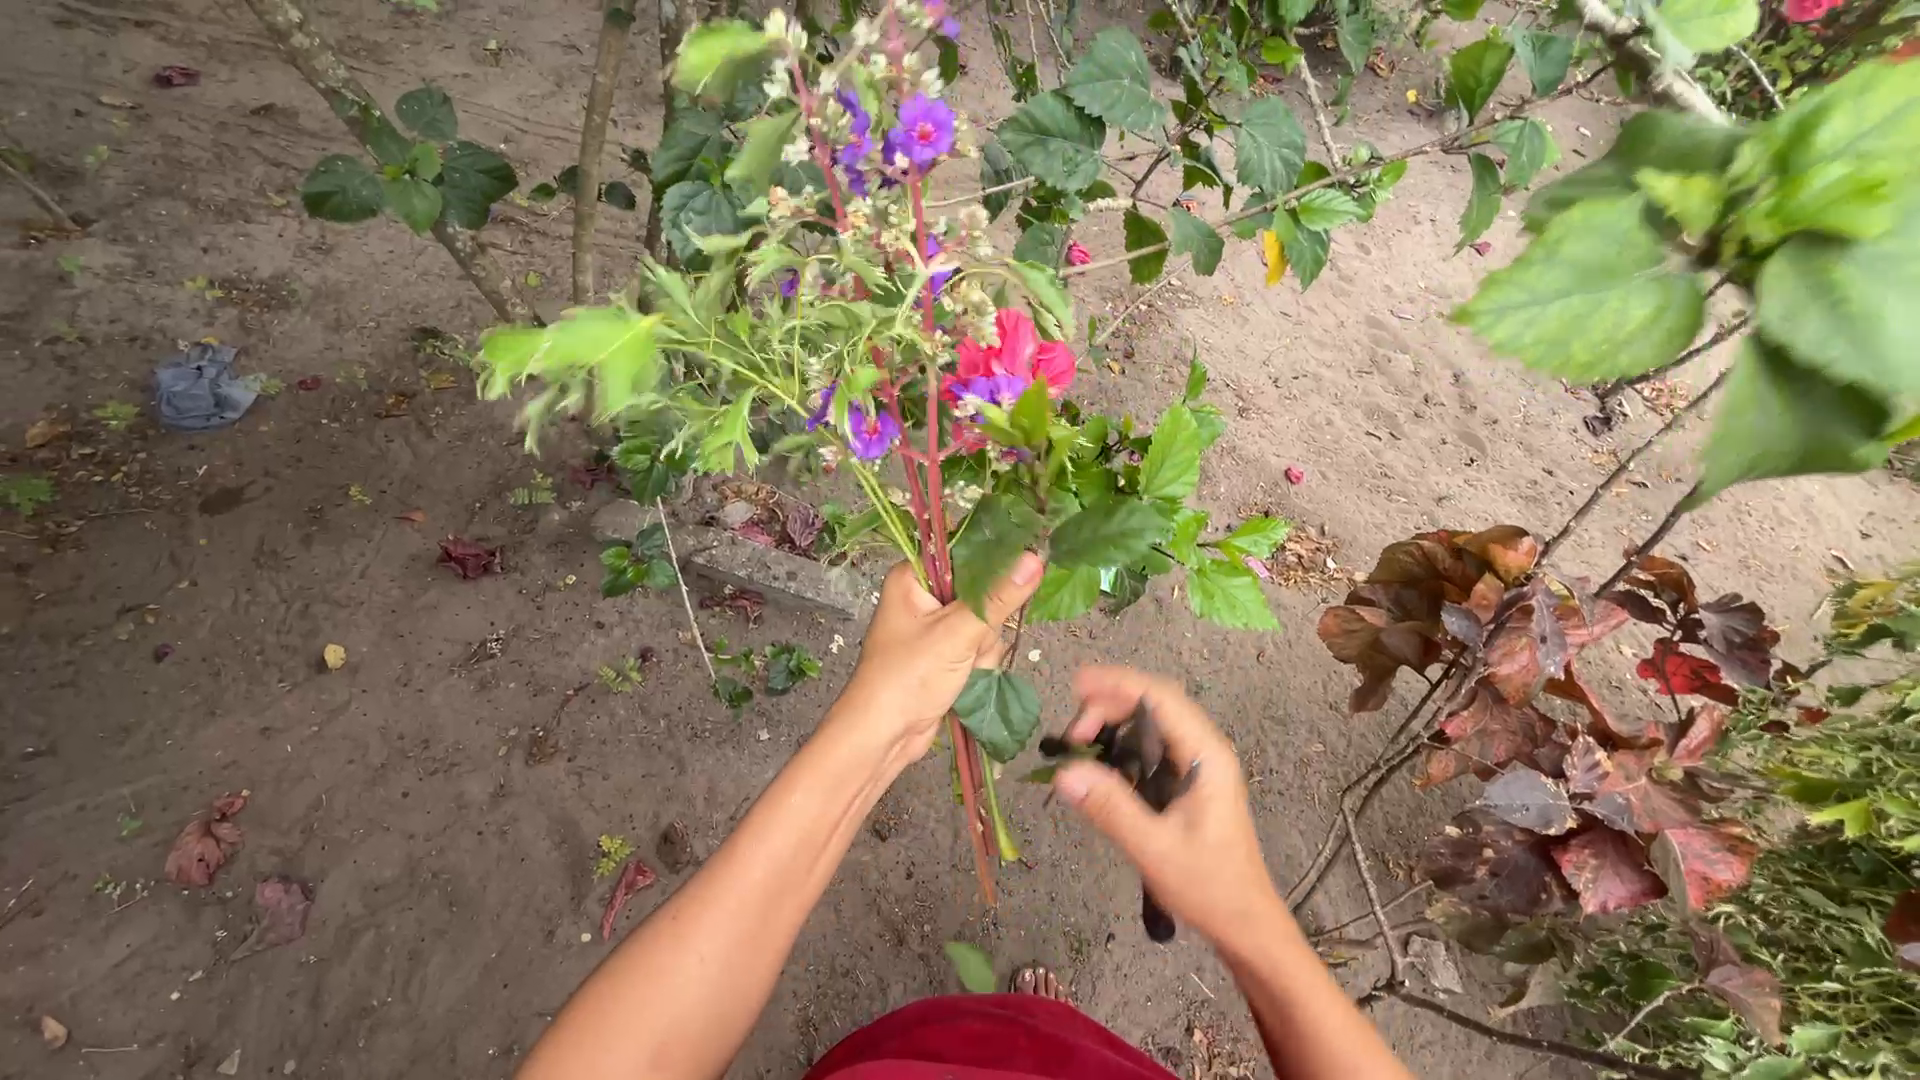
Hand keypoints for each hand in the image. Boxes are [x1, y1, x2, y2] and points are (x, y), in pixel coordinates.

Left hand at [826, 553, 1044, 767]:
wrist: (884, 736)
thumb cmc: (907, 678)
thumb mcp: (957, 633)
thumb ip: (998, 597)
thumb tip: (1035, 558)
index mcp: (913, 576)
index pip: (964, 550)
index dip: (993, 561)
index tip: (1020, 573)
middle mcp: (923, 594)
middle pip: (982, 590)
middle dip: (985, 623)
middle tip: (970, 643)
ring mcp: (935, 625)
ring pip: (986, 621)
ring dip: (983, 649)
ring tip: (963, 668)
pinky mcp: (945, 651)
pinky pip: (979, 645)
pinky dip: (979, 664)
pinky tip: (966, 678)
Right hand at [1051, 667, 1289, 949]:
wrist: (1245, 924)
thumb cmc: (1209, 886)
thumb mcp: (1155, 849)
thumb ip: (1111, 808)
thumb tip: (1065, 773)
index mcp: (1206, 756)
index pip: (1160, 697)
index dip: (1117, 683)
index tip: (1076, 685)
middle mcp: (1204, 750)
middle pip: (1153, 703)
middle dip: (1108, 705)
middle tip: (1071, 733)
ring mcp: (1196, 764)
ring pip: (1150, 722)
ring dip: (1113, 722)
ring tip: (1078, 741)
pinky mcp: (1185, 781)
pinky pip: (1150, 746)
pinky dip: (1120, 742)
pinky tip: (1099, 762)